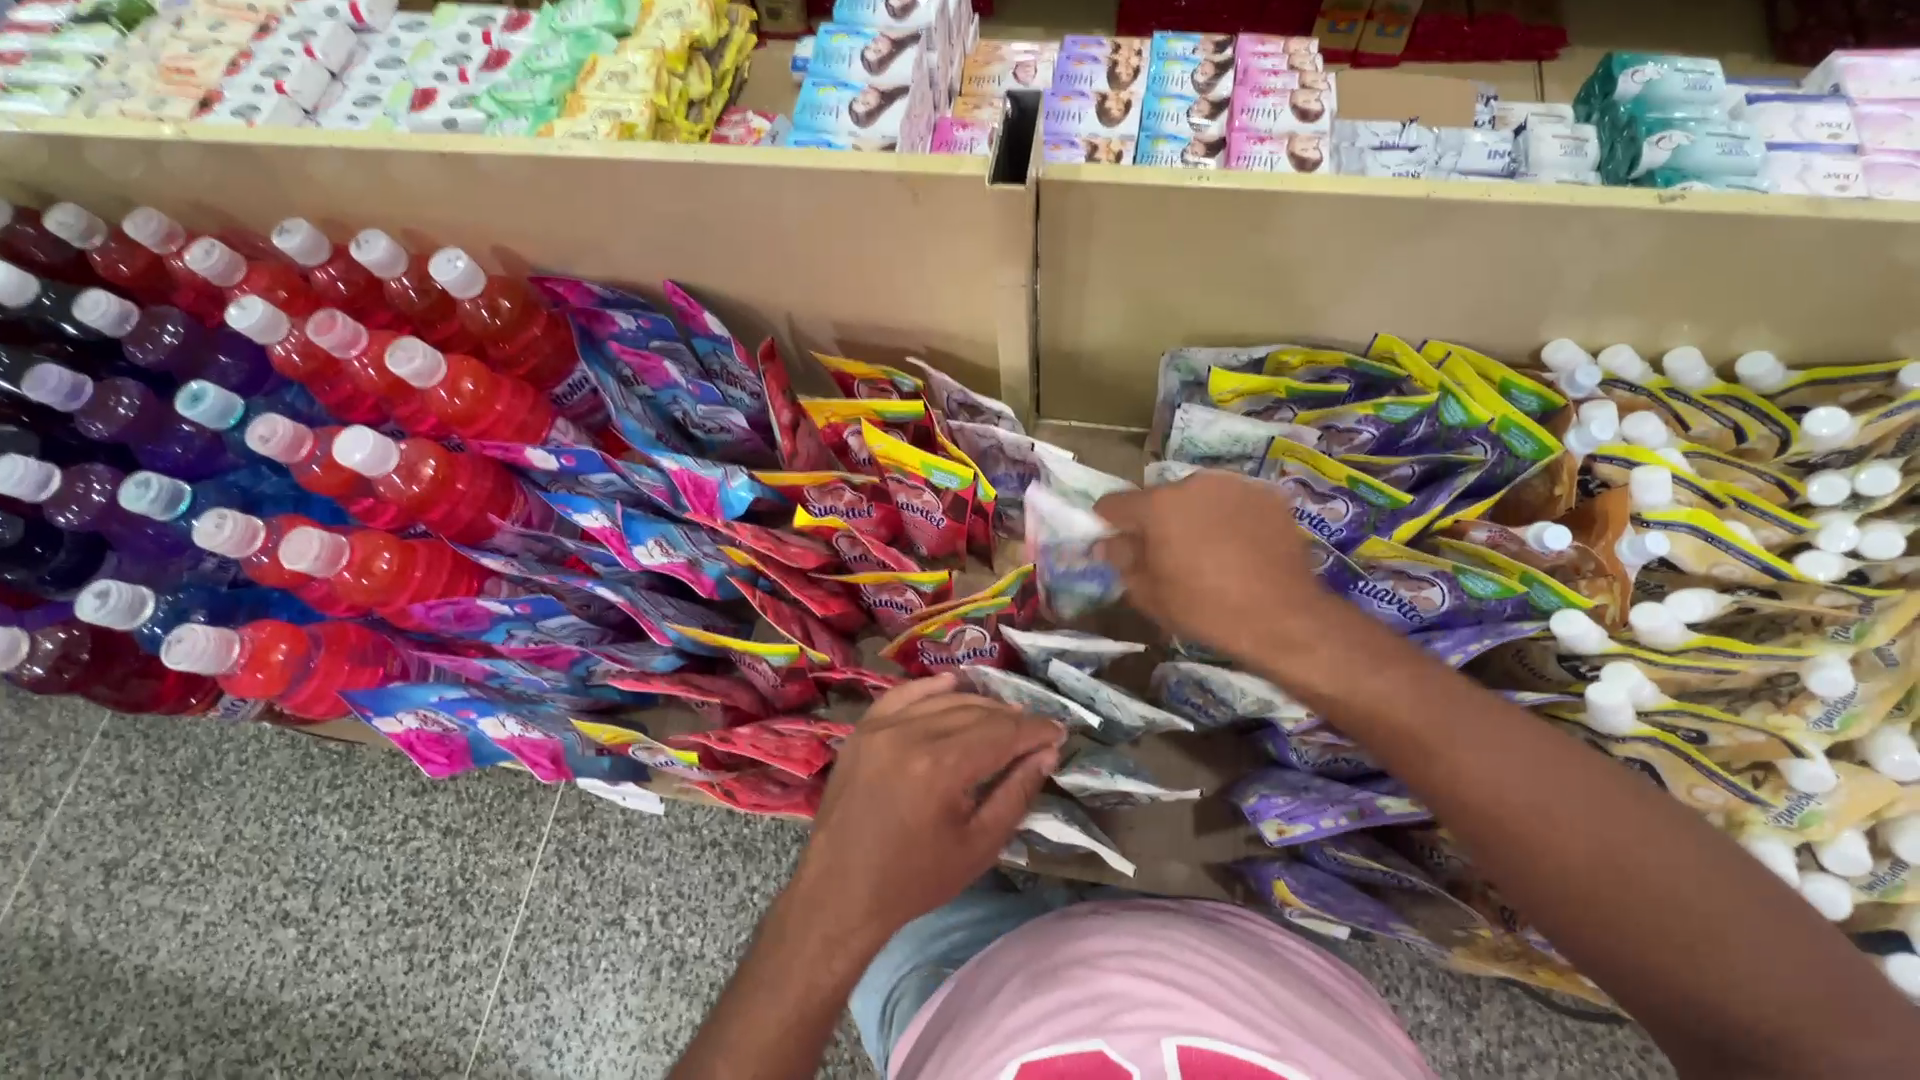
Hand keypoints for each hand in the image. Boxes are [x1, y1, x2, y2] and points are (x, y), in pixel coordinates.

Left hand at [791, 675, 1065, 940]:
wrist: (839, 893)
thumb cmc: (914, 879)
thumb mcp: (979, 846)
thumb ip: (1016, 793)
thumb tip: (1046, 754)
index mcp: (941, 767)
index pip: (1002, 732)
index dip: (1036, 730)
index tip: (1059, 732)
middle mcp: (910, 735)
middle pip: (976, 711)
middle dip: (1013, 718)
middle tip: (1037, 732)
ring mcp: (881, 729)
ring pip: (943, 700)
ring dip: (979, 704)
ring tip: (1005, 716)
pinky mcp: (862, 732)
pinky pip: (902, 696)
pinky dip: (930, 688)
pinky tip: (952, 683)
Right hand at [1095, 471, 1342, 662]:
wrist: (1282, 616)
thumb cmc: (1206, 609)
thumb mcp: (1150, 595)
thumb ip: (1123, 562)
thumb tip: (1107, 544)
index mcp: (1157, 505)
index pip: (1114, 504)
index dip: (1109, 525)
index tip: (1117, 546)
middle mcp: (1194, 483)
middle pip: (1160, 498)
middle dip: (1158, 522)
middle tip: (1170, 556)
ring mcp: (1235, 485)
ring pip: (1200, 497)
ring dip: (1196, 517)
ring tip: (1211, 553)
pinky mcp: (1268, 495)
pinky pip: (1234, 503)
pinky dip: (1230, 519)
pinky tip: (1241, 549)